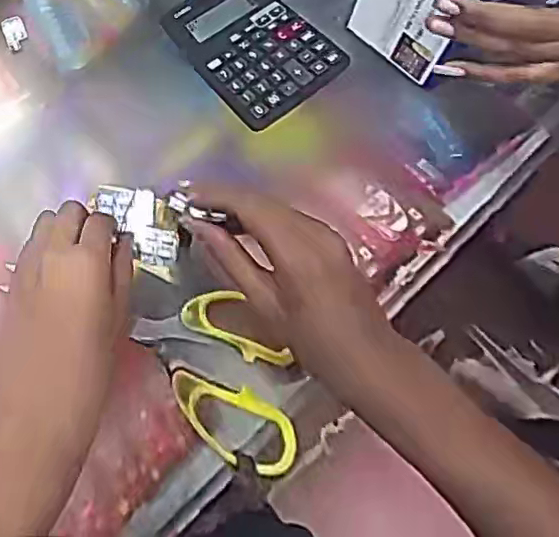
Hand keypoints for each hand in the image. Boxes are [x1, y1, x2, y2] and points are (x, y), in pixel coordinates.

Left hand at [0, 202, 131, 536]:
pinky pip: (30, 245)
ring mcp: (26, 262)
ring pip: (45, 222)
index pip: (101, 219)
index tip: (119, 244)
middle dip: (85, 221)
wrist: (31, 413)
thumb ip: (122, 274)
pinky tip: (55, 278)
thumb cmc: (88, 374)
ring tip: (76, 261)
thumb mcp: (118, 323)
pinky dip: (44, 247)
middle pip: (68, 210)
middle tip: (98, 249)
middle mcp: (52, 249)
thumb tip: (122, 245)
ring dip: (62, 229)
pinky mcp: (11, 279)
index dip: (113, 228)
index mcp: (85, 258)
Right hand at [183, 185, 395, 387]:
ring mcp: (325, 231)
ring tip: (208, 214)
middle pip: (260, 199)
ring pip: (273, 204)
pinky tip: (242, 226)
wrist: (373, 362)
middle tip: (190, 204)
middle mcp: (312, 230)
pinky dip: (260, 215)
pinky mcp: (330, 237)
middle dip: (223, 197)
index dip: (214, 196)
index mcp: (296, 249)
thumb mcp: (264, 306)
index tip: (185, 198)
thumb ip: (230, 260)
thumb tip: (199, 226)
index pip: (248, 205)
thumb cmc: (315, 344)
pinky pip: (287, 215)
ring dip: (241, 205)